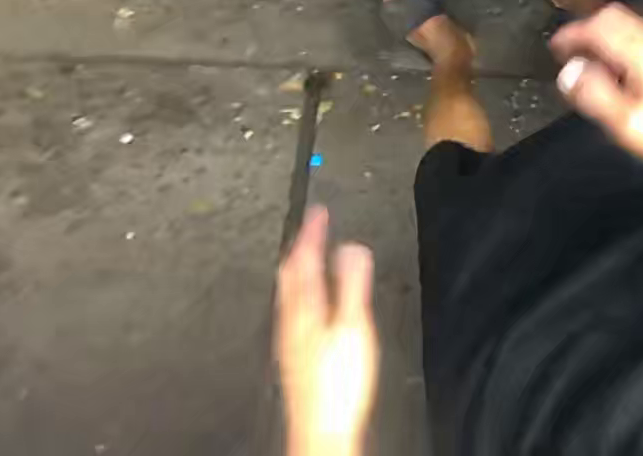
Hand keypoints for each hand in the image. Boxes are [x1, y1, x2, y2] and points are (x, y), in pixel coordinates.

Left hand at [275, 205, 377, 455]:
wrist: (321, 431)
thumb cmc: (338, 383)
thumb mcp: (353, 326)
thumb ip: (352, 284)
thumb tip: (351, 247)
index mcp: (305, 305)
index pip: (303, 258)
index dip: (311, 232)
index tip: (318, 211)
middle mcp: (292, 317)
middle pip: (289, 272)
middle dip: (300, 245)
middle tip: (311, 226)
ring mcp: (290, 335)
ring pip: (288, 289)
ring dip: (298, 265)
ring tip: (308, 252)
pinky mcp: (294, 351)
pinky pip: (292, 305)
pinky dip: (301, 286)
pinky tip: (309, 298)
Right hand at [550, 3, 642, 175]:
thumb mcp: (627, 122)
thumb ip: (594, 93)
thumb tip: (568, 72)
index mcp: (641, 53)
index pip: (598, 26)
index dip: (571, 34)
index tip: (555, 48)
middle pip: (612, 16)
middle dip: (584, 28)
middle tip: (566, 49)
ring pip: (624, 24)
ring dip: (599, 35)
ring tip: (584, 59)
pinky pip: (634, 37)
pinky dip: (614, 43)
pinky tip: (611, 68)